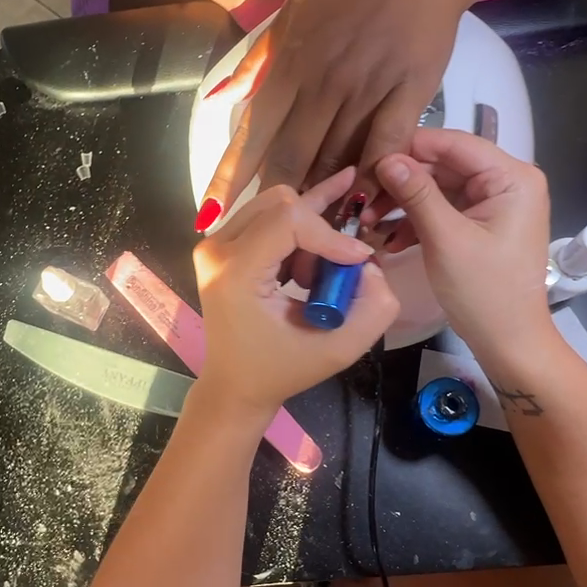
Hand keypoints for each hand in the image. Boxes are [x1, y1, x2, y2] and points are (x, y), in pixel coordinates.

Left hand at [192, 167, 398, 411]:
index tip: (358, 262)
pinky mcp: (220, 244)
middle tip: (330, 273)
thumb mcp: (338, 350)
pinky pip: (266, 215)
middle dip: (319, 232)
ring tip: (314, 275)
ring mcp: (213, 243)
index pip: (289, 219)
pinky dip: (296, 232)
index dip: (331, 235)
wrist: (235, 384)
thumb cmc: (281, 370)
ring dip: (307, 232)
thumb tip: (371, 265)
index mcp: (234, 273)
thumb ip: (373, 308)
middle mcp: (216, 249)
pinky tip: (319, 248)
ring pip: (275, 203)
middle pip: (282, 203)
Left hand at [197, 0, 488, 223]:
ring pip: (336, 158)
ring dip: (320, 204)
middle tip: (262, 245)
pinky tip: (361, 212)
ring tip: (306, 243)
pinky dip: (373, 182)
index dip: (230, 178)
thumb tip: (219, 99)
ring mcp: (368, 87)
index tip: (211, 215)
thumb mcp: (293, 10)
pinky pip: (387, 147)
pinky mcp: (411, 92)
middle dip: (273, 205)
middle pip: (290, 156)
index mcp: (290, 61)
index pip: (252, 133)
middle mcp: (323, 80)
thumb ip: (257, 61)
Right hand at [372, 129, 559, 374]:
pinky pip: (443, 209)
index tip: (368, 161)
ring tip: (369, 222)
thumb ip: (416, 194)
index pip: (454, 143)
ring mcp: (494, 203)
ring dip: (403, 203)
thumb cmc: (484, 291)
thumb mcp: (445, 239)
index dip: (411, 147)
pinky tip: (389, 239)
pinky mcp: (481, 224)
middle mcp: (507, 181)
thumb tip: (385, 159)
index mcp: (512, 177)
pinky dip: (416, 221)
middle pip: (444, 165)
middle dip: (402, 181)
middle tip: (363, 199)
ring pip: (438, 188)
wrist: (509, 341)